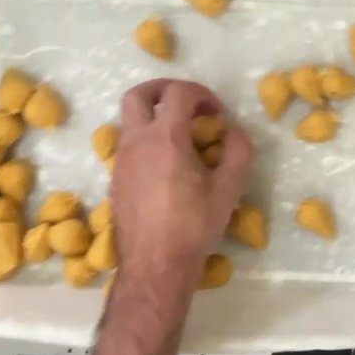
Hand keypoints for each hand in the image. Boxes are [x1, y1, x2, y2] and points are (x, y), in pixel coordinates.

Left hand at [110, 80, 251, 299]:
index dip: (202, 94)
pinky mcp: (116, 180)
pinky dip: (148, 143)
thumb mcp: (229, 188)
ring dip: (156, 118)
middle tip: (187, 104)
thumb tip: (232, 131)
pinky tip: (169, 168)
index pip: (178, 93)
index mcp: (166, 137)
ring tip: (181, 139)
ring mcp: (121, 161)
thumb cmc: (194, 225)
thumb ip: (237, 150)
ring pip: (131, 121)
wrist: (155, 264)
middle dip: (164, 89)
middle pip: (138, 95)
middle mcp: (136, 142)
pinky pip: (129, 147)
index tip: (217, 114)